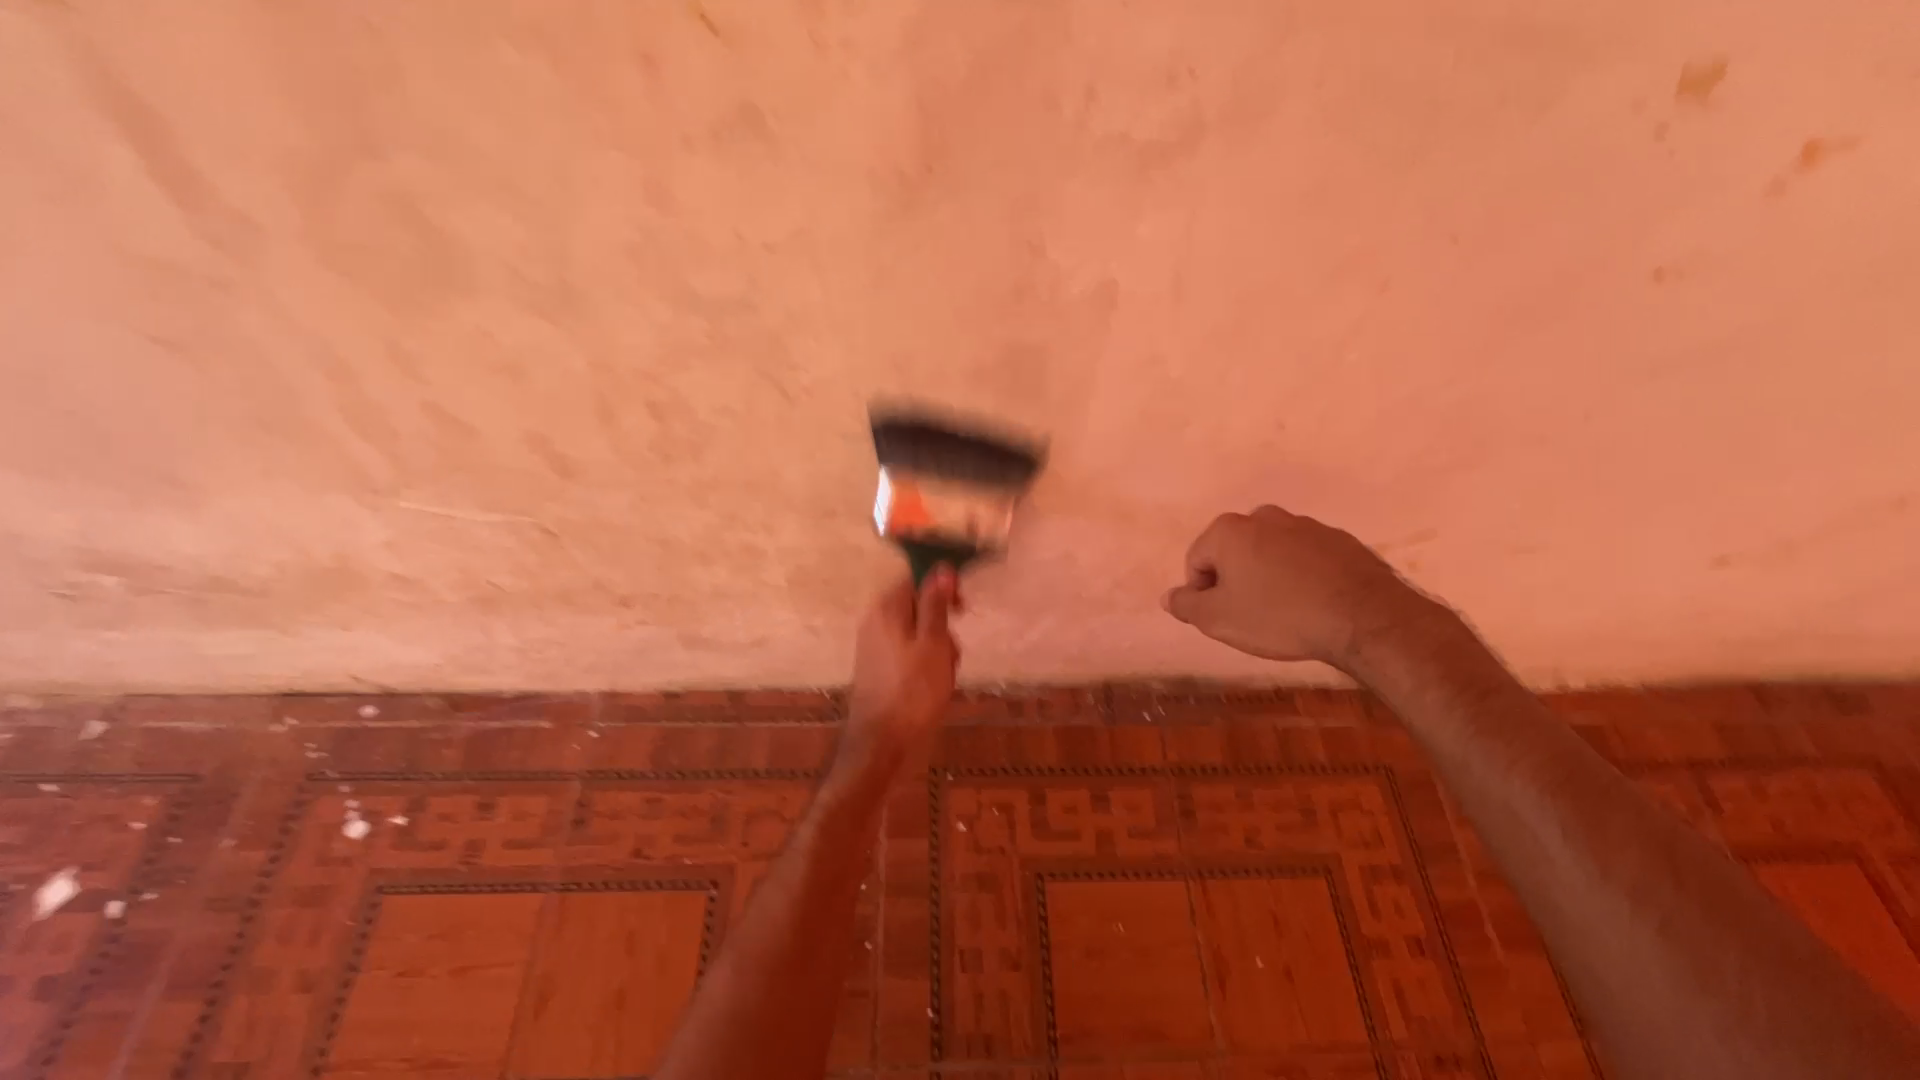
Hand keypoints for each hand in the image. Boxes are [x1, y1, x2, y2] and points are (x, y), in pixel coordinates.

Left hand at [841, 568, 959, 782]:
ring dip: (938, 650)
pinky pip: (910, 655)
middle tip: (952, 652)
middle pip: (919, 608)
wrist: (882, 742)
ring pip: (918, 635)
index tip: (962, 608)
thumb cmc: (913, 690)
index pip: (916, 579)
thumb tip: (942, 567)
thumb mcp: (934, 642)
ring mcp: (875, 647)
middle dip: (942, 627)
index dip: (942, 588)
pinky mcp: (880, 670)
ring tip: (945, 676)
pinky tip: (935, 688)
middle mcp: (876, 622)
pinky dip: (926, 666)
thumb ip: (937, 604)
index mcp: (886, 609)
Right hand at [1162, 506, 1434, 668]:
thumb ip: (1186, 605)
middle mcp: (1265, 518)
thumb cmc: (1278, 616)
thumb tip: (1168, 596)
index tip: (1224, 618)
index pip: (1197, 562)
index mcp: (1229, 530)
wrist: (1363, 617)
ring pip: (1271, 554)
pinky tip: (1314, 606)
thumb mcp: (1218, 620)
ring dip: (1269, 578)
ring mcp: (1307, 526)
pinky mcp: (1340, 541)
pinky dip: (1302, 578)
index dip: (1203, 594)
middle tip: (1251, 616)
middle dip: (1237, 581)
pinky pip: (1306, 560)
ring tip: (1285, 613)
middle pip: (1235, 553)